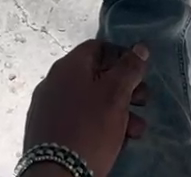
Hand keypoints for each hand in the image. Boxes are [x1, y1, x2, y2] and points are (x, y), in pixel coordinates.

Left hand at [22, 39, 150, 176]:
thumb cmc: (90, 128)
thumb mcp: (116, 94)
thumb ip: (130, 68)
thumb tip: (140, 47)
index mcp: (68, 66)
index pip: (99, 47)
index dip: (123, 57)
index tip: (139, 74)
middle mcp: (54, 82)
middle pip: (96, 76)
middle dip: (125, 89)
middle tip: (143, 102)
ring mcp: (48, 109)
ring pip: (90, 102)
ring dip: (117, 112)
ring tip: (135, 131)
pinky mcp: (47, 134)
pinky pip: (78, 121)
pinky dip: (98, 126)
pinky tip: (116, 142)